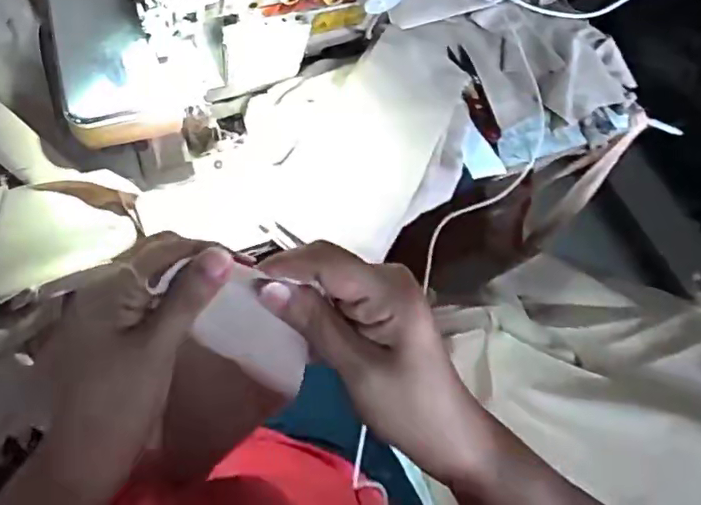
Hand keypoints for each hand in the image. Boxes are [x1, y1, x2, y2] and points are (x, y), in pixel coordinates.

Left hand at [0, 235, 231, 503]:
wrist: (79, 460)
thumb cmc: (119, 404)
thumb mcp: (158, 348)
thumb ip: (187, 297)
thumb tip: (220, 253)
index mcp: (111, 280)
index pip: (166, 247)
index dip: (206, 249)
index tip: (244, 262)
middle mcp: (100, 280)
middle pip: (155, 252)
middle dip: (194, 254)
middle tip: (233, 269)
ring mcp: (97, 299)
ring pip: (147, 268)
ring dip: (180, 269)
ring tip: (217, 279)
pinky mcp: (101, 319)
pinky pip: (138, 289)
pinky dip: (165, 287)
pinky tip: (185, 299)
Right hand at [255, 241, 594, 504]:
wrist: (454, 440)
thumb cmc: (409, 409)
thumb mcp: (357, 370)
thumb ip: (314, 323)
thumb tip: (267, 287)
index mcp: (388, 288)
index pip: (326, 260)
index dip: (285, 264)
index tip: (246, 276)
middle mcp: (386, 275)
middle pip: (325, 260)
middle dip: (287, 272)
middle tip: (248, 289)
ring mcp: (383, 286)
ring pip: (326, 273)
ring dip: (297, 286)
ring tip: (262, 299)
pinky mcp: (378, 301)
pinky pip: (336, 289)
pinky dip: (313, 300)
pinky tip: (292, 316)